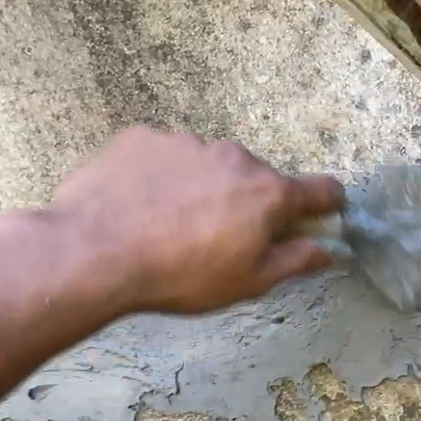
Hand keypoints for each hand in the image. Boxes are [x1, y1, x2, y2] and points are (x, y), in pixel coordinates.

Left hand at [45, 128, 343, 313]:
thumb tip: (329, 251)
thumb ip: (298, 260)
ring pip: (213, 165)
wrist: (91, 252)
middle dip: (252, 202)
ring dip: (207, 187)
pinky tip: (143, 205)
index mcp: (270, 194)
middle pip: (261, 179)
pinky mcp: (144, 139)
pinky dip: (165, 175)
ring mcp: (189, 143)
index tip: (315, 220)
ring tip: (173, 222)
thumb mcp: (250, 282)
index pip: (323, 189)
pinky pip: (168, 155)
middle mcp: (237, 158)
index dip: (326, 206)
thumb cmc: (180, 274)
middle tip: (221, 237)